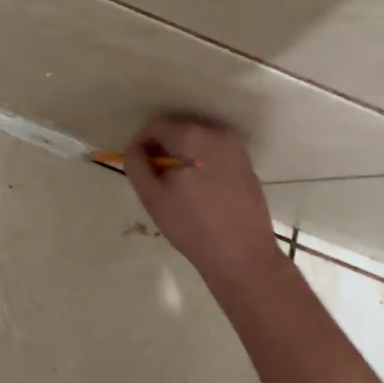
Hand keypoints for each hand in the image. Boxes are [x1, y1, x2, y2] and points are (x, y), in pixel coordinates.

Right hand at [124, 115, 279, 278]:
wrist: (243, 256)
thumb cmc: (192, 225)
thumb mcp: (151, 196)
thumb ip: (136, 164)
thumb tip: (136, 149)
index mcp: (191, 135)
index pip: (156, 126)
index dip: (142, 143)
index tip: (138, 164)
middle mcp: (216, 132)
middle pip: (179, 129)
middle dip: (163, 147)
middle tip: (156, 175)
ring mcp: (236, 147)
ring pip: (198, 139)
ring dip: (183, 153)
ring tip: (177, 183)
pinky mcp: (247, 162)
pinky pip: (215, 151)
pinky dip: (202, 160)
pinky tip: (200, 188)